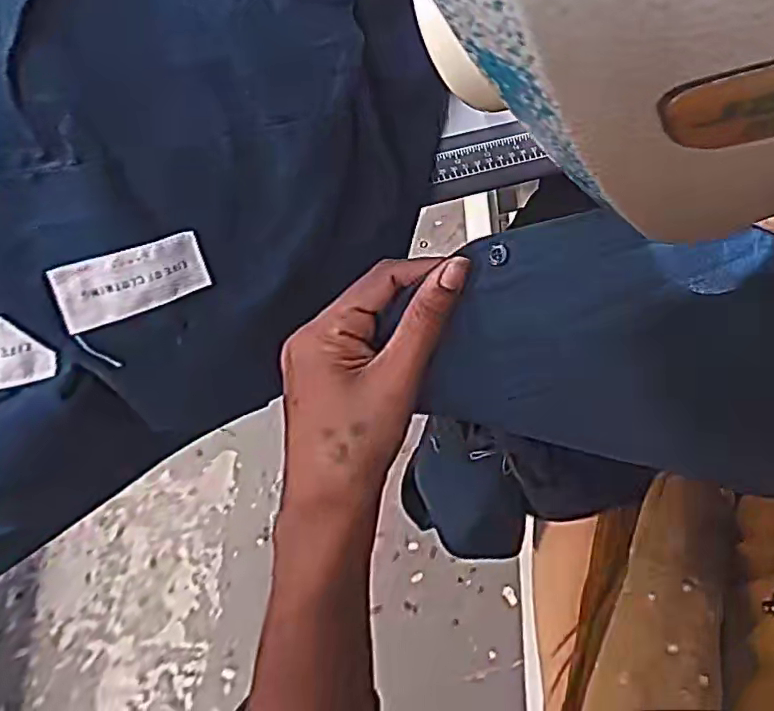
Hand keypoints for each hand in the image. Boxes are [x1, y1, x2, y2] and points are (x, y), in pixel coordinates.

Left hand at [278, 256, 470, 526]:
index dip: (426, 270)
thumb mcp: (399, 373)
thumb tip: (449, 275)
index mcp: (319, 332)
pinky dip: (400, 336)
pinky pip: (372, 336)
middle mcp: (313, 339)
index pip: (382, 277)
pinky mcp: (333, 372)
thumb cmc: (349, 452)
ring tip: (442, 323)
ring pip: (377, 314)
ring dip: (411, 315)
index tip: (460, 271)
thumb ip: (427, 317)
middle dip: (420, 292)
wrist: (332, 504)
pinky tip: (418, 348)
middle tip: (458, 295)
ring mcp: (321, 356)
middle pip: (378, 292)